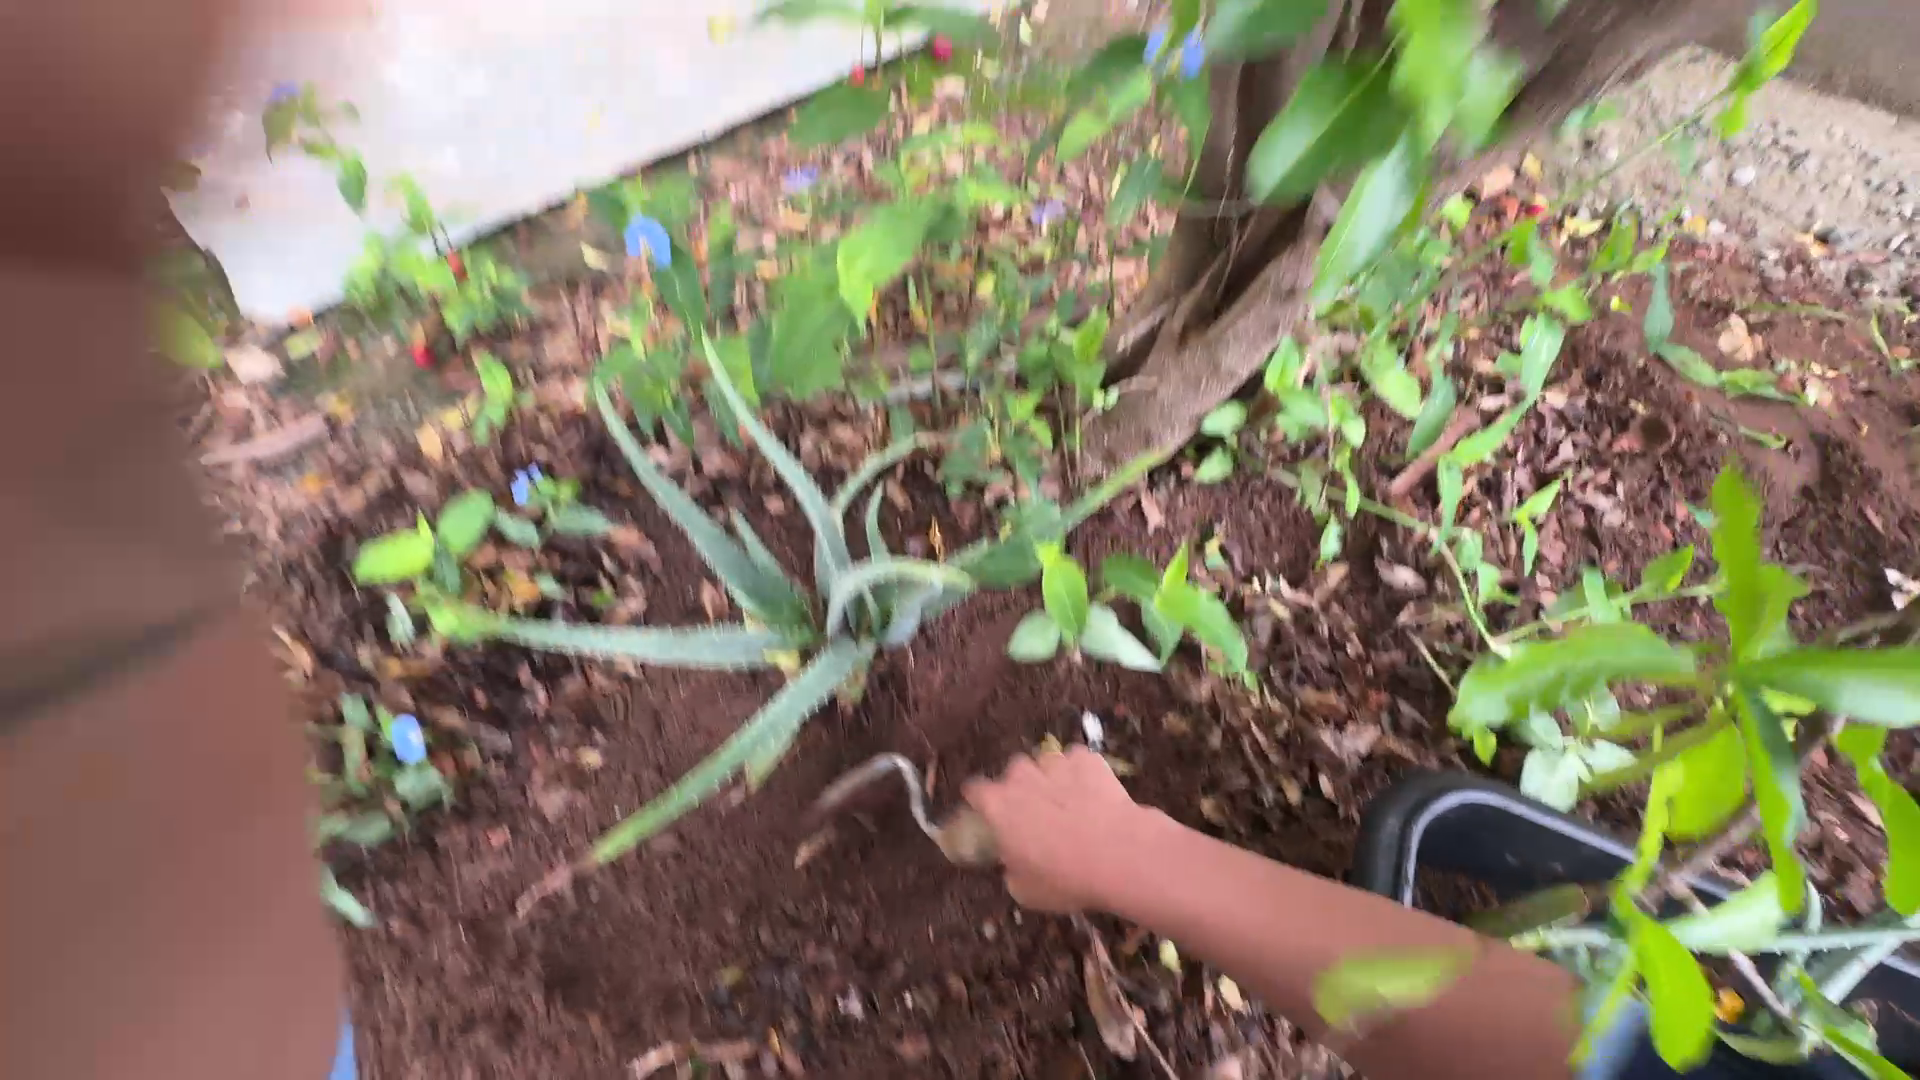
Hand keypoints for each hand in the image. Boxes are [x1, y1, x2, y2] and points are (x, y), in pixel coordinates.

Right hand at [962, 746, 1156, 912]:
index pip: (974, 790)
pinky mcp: (1085, 758)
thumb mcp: (1025, 890)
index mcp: (998, 806)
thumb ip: (1011, 868)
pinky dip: (1082, 773)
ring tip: (1070, 803)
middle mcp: (1021, 776)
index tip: (988, 812)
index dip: (980, 800)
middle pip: (1013, 772)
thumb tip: (1013, 860)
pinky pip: (1077, 761)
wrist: (1117, 853)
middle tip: (1037, 813)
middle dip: (1021, 787)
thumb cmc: (1065, 877)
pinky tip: (1094, 794)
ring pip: (1046, 763)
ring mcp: (1054, 763)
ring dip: (1052, 778)